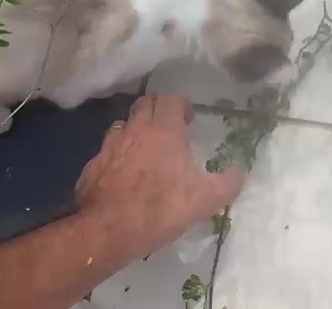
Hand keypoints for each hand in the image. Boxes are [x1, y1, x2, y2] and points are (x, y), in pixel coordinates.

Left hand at [72, 93, 245, 260]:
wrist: (104, 233)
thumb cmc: (158, 209)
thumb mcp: (202, 200)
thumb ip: (226, 184)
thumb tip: (239, 174)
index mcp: (164, 130)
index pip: (171, 99)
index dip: (180, 105)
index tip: (188, 120)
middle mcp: (136, 130)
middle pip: (145, 103)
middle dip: (157, 110)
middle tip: (167, 129)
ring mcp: (110, 146)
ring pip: (123, 125)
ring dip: (134, 130)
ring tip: (143, 151)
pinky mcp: (92, 167)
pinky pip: (106, 152)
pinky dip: (115, 156)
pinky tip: (120, 177)